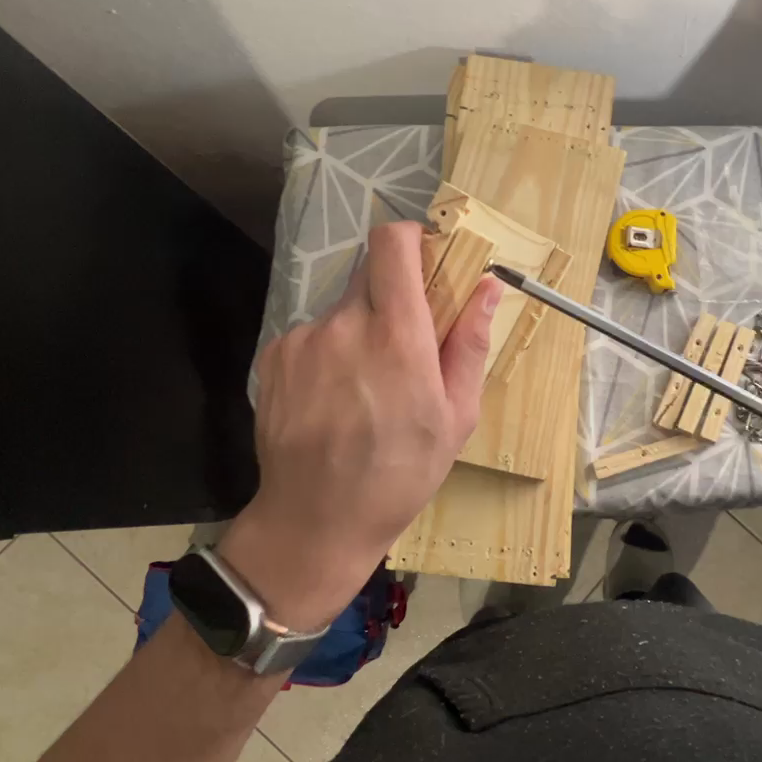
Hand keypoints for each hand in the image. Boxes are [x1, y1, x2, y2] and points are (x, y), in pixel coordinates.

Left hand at [217, 222, 498, 630]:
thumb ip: (469, 343)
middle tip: (407, 343)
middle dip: (394, 295)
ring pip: (342, 309)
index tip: (428, 263)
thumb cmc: (402, 473)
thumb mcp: (456, 416)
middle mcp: (343, 325)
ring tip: (367, 387)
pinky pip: (313, 335)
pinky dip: (329, 353)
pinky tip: (334, 399)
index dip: (412, 240)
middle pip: (369, 273)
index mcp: (396, 336)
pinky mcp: (273, 358)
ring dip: (361, 330)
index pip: (393, 244)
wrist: (315, 521)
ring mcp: (302, 340)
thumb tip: (488, 286)